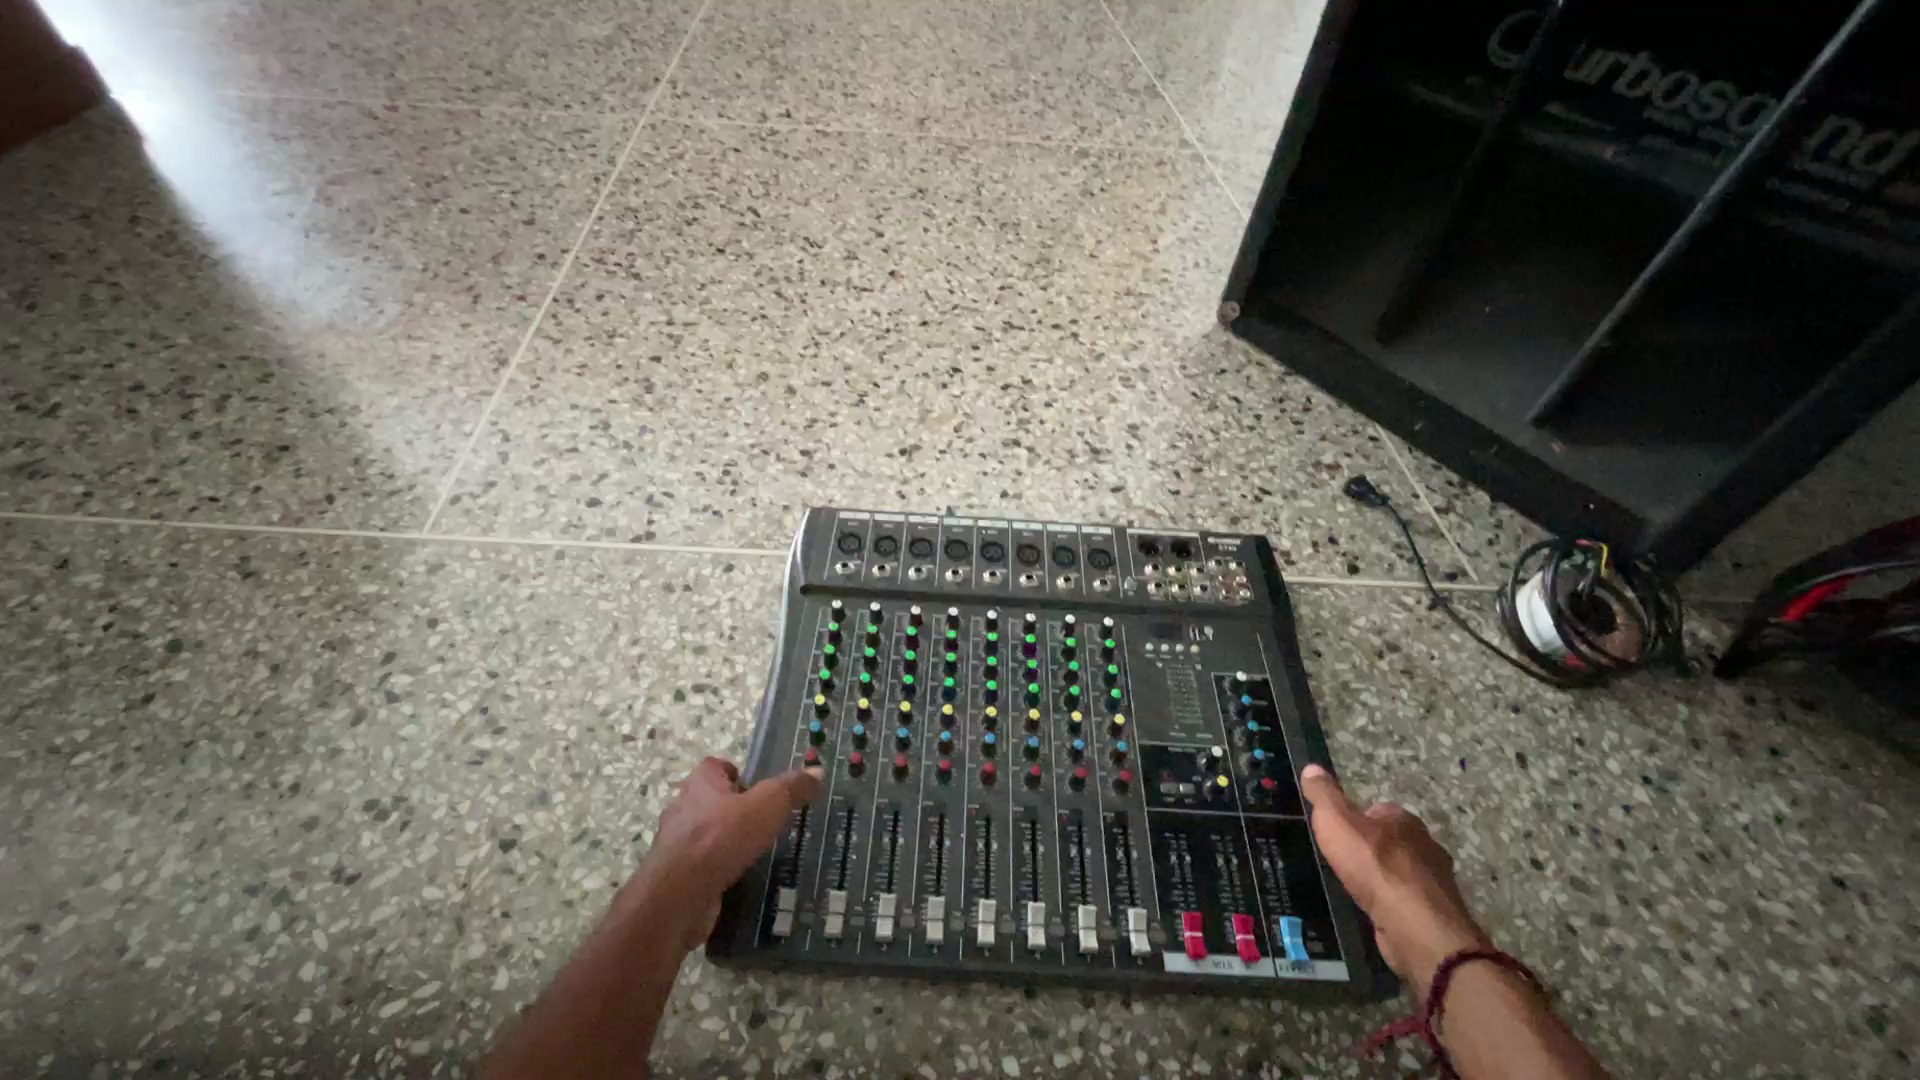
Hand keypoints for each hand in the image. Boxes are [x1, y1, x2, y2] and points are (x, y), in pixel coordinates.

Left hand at [623, 756, 823, 953]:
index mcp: (701, 784)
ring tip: (755, 852)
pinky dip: (718, 870)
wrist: (677, 897)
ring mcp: (676, 844)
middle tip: (763, 820)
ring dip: (725, 841)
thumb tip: (817, 771)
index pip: (714, 766)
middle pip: (709, 799)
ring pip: (704, 835)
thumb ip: (791, 788)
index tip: (757, 786)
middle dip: (733, 808)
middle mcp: (683, 809)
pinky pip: (701, 866)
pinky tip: (738, 879)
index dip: (735, 772)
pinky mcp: (676, 876)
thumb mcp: (767, 806)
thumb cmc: (721, 839)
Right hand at [1299, 764, 1487, 998]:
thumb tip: (1312, 768)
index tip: (1338, 835)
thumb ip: (1324, 795)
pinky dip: (1394, 904)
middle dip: (1372, 850)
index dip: (1355, 820)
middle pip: (1392, 840)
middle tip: (1345, 862)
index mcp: (1404, 819)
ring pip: (1402, 872)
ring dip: (1384, 879)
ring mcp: (1435, 881)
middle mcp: (1426, 845)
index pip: (1377, 810)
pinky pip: (1408, 900)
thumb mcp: (1336, 821)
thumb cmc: (1374, 866)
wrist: (1415, 926)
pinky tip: (1377, 911)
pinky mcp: (1435, 913)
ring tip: (1359, 889)